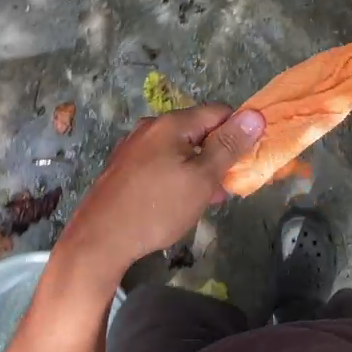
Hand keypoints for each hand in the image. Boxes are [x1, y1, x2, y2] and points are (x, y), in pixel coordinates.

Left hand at [56, 104, 264, 276]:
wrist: (98, 240)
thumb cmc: (156, 208)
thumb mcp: (202, 178)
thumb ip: (228, 146)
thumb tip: (254, 115)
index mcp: (171, 123)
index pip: (218, 112)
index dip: (237, 132)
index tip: (244, 160)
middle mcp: (150, 127)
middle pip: (197, 130)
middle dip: (216, 155)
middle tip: (225, 187)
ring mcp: (133, 147)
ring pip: (177, 149)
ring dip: (196, 168)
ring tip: (203, 200)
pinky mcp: (122, 168)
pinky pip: (159, 163)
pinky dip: (174, 176)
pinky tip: (175, 203)